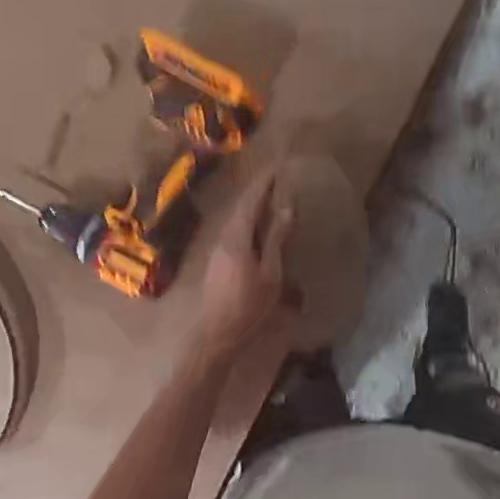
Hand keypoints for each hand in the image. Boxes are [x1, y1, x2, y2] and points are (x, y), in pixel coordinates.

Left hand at [197, 168, 296, 361]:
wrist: (214, 334)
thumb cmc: (246, 306)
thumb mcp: (270, 274)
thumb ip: (276, 239)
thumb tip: (285, 207)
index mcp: (236, 236)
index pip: (251, 200)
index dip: (264, 182)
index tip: (278, 165)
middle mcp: (223, 238)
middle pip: (242, 208)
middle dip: (259, 193)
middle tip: (278, 180)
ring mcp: (217, 251)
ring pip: (237, 222)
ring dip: (253, 210)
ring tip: (272, 202)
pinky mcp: (217, 264)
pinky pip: (235, 234)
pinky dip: (249, 226)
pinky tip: (258, 232)